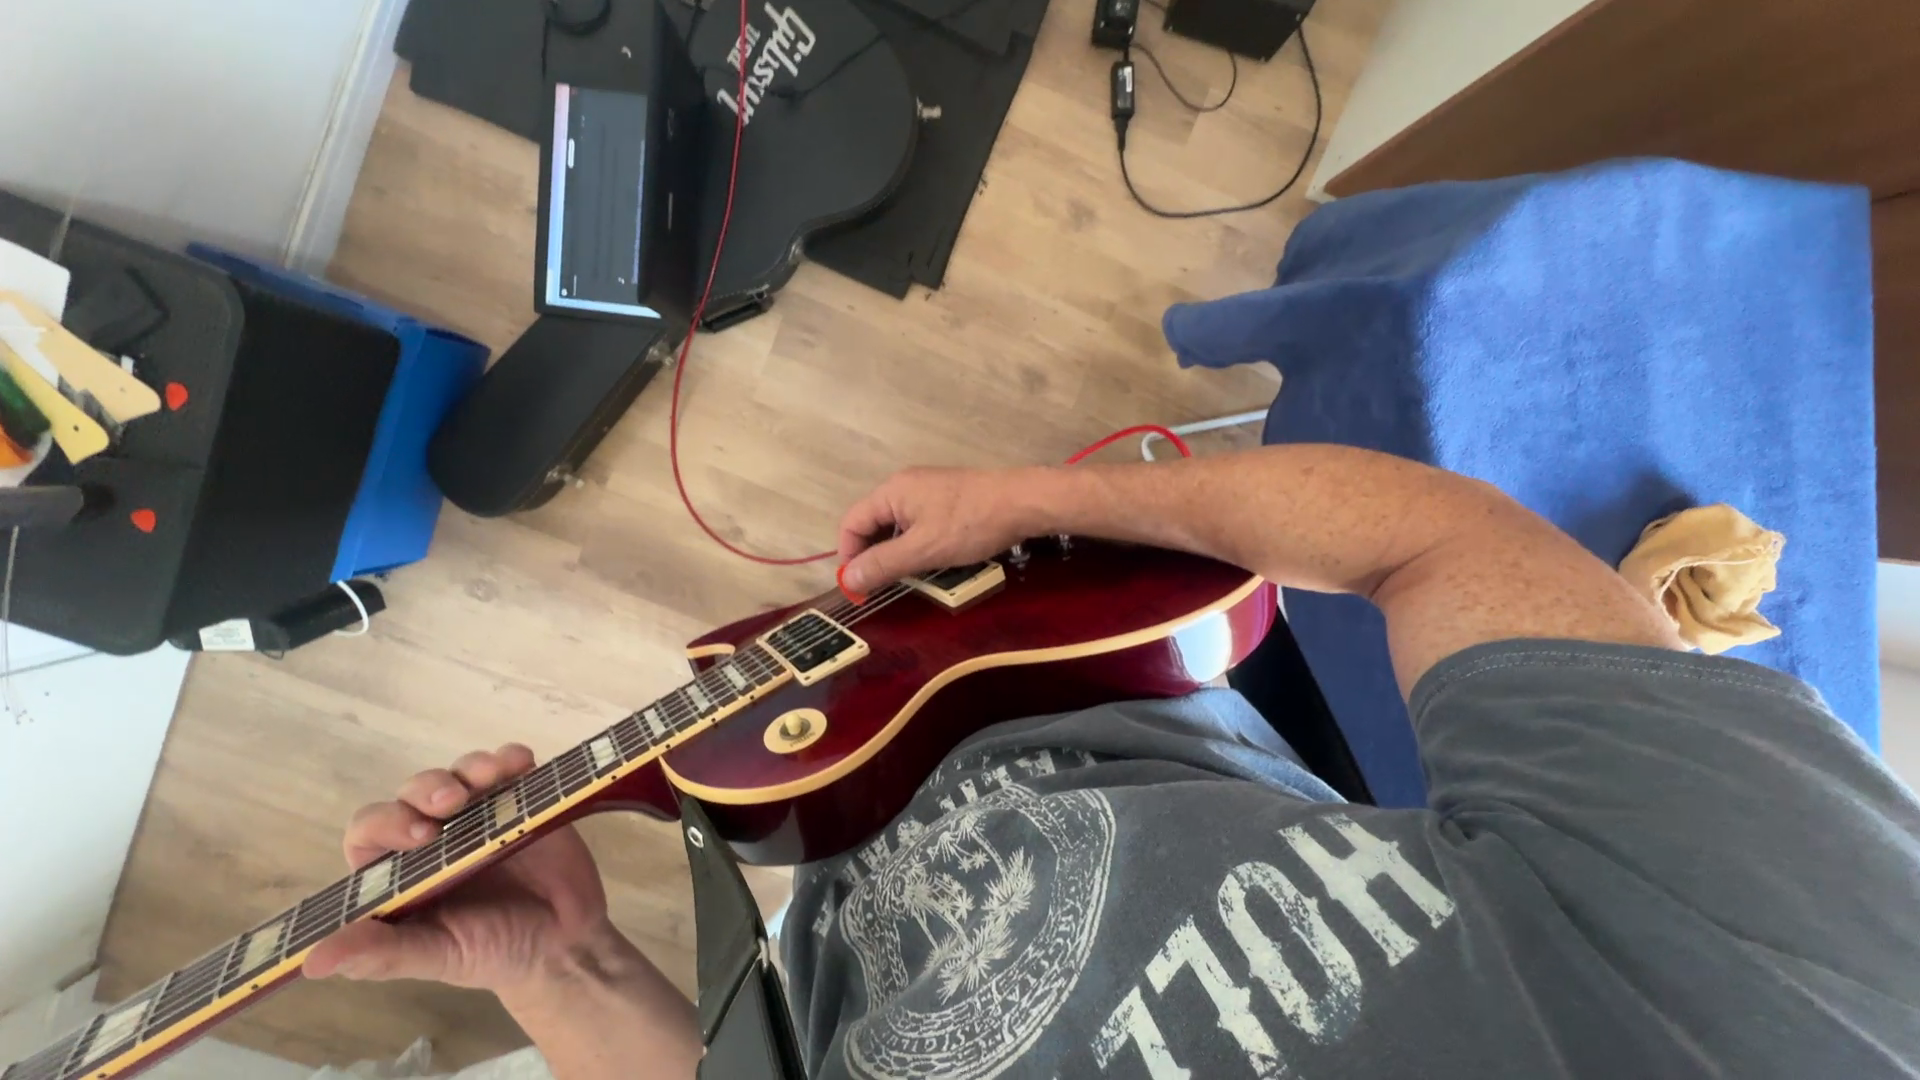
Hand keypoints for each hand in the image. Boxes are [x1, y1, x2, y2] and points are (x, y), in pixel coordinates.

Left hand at [305, 745, 614, 997]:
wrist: (568, 939)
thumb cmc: (496, 953)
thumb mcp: (438, 957)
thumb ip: (383, 955)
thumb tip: (313, 960)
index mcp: (401, 873)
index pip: (371, 832)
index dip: (387, 823)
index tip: (420, 835)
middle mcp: (437, 837)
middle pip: (415, 793)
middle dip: (429, 787)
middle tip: (453, 801)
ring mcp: (482, 814)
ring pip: (462, 773)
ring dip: (473, 766)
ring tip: (494, 774)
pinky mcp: (523, 799)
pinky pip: (512, 767)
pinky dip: (513, 757)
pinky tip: (521, 761)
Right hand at [837, 466, 1053, 592]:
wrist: (1024, 502)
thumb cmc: (970, 525)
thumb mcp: (923, 550)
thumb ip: (883, 564)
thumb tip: (847, 580)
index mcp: (891, 492)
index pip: (852, 524)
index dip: (849, 557)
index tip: (859, 588)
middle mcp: (904, 485)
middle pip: (872, 523)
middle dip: (873, 556)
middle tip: (883, 586)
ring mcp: (927, 489)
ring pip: (897, 525)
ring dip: (896, 552)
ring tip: (908, 577)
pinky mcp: (947, 498)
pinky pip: (918, 523)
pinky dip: (915, 544)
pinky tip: (931, 560)